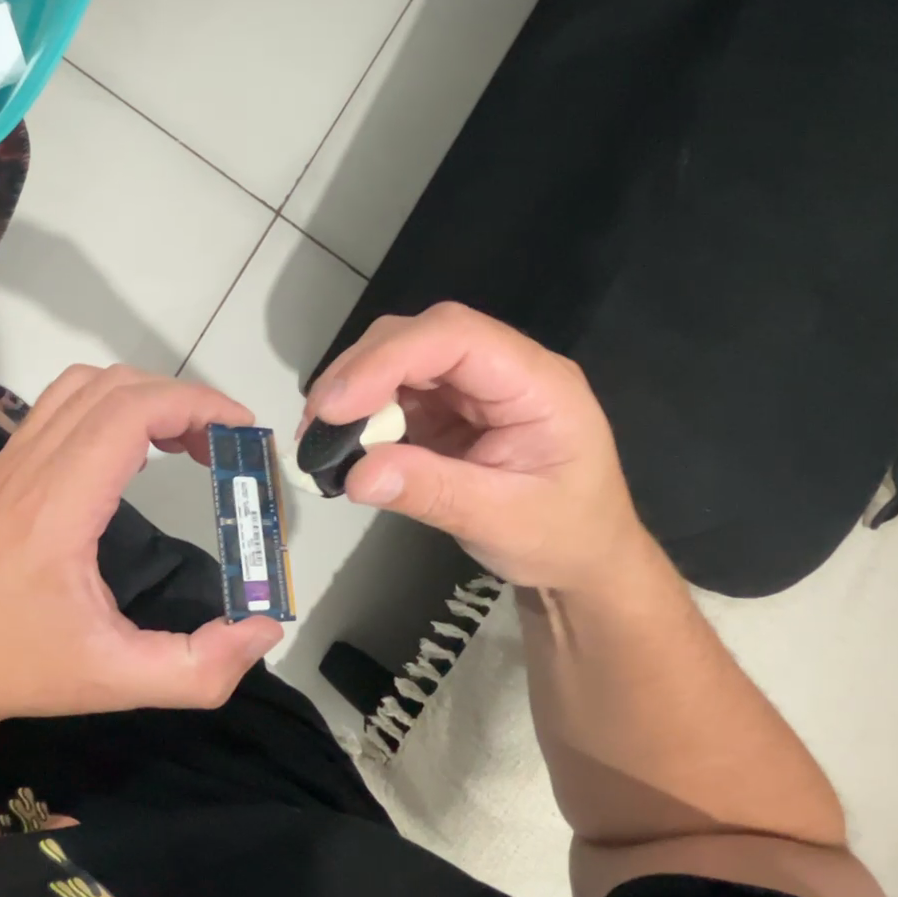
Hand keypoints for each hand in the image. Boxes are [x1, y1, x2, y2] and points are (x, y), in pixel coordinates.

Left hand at [0, 366, 284, 726]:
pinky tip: (131, 455)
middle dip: (180, 399)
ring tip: (183, 442)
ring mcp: (8, 462)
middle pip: (112, 387)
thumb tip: (266, 628)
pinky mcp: (1, 470)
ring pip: (80, 387)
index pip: (129, 413)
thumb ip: (200, 667)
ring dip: (141, 397)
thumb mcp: (118, 682)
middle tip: (223, 445)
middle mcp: (28, 468)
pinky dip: (107, 408)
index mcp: (57, 508)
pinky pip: (57, 408)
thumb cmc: (20, 669)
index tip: (240, 430)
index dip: (193, 404)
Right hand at [303, 302, 648, 590]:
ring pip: (398, 357)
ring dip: (351, 390)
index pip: (456, 338)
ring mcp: (471, 385)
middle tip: (314, 425)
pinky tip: (338, 440)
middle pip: (418, 337)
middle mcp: (501, 370)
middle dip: (359, 372)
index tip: (336, 408)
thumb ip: (433, 492)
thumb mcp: (502, 522)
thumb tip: (356, 475)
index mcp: (536, 383)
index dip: (388, 359)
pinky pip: (393, 391)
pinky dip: (359, 412)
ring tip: (317, 436)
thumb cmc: (562, 538)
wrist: (583, 560)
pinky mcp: (446, 406)